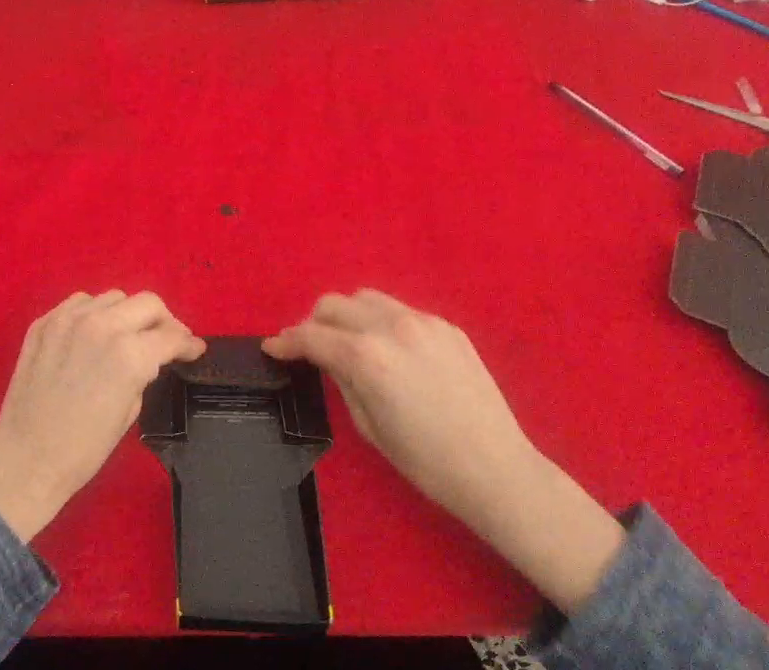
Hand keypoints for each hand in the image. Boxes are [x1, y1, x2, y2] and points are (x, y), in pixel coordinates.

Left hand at [0, 290, 204, 541]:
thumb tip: (150, 358)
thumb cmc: (84, 448)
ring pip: (112, 297)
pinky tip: (93, 334)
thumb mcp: (130, 411)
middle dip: (163, 321)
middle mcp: (101, 325)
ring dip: (127, 314)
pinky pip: (79, 304)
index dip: (188, 343)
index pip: (171, 335)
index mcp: (130, 353)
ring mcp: (68, 319)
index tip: (193, 350)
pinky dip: (94, 313)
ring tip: (126, 336)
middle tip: (166, 341)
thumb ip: (144, 373)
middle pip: (147, 302)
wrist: (26, 458)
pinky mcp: (44, 323)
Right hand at [264, 290, 624, 613]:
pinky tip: (389, 350)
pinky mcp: (447, 327)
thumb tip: (326, 358)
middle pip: (335, 304)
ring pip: (367, 298)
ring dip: (347, 315)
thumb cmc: (425, 461)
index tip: (273, 348)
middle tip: (310, 348)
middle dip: (314, 323)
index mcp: (366, 355)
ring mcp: (423, 322)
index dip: (286, 342)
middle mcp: (391, 326)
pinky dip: (381, 322)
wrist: (495, 469)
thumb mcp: (368, 424)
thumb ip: (342, 379)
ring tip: (348, 341)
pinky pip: (400, 311)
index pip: (311, 335)